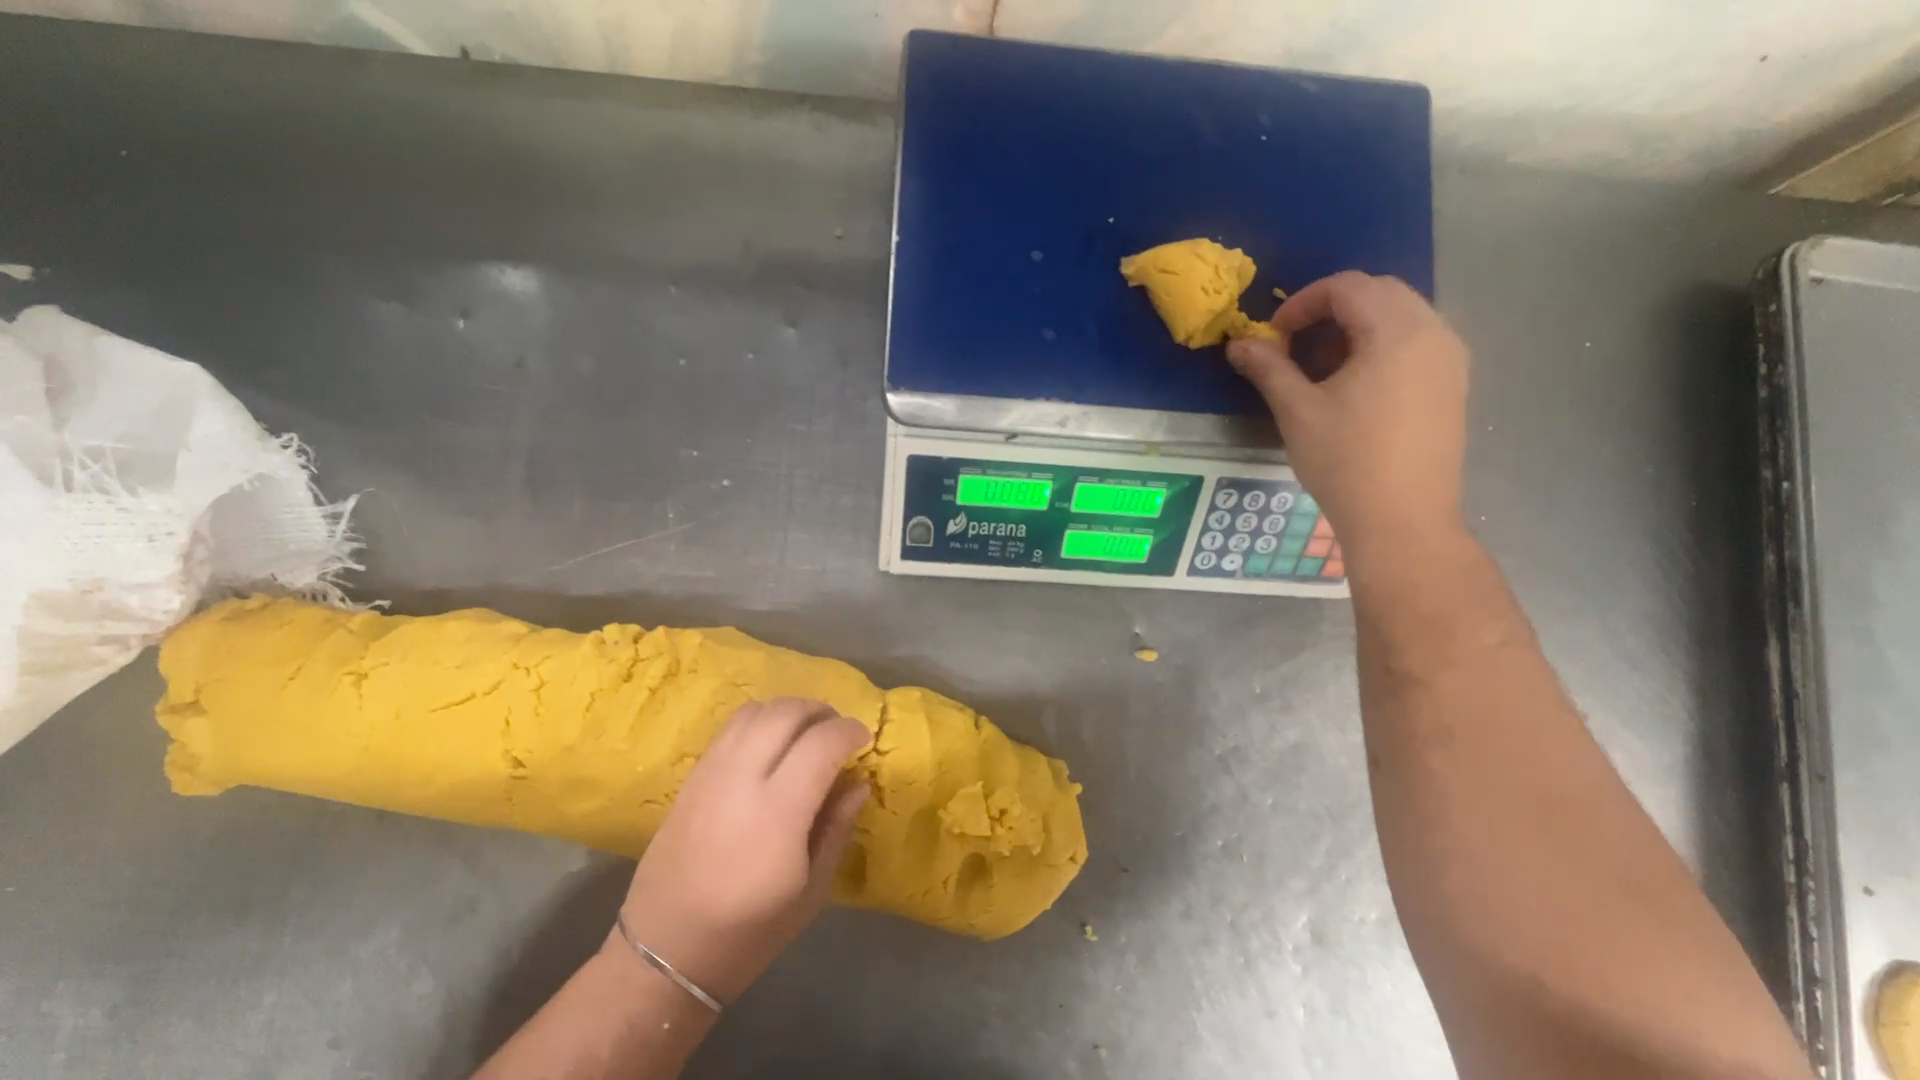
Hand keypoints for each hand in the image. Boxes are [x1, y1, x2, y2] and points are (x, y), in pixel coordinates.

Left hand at [609, 698, 869, 1003]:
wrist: (666, 951)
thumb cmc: (750, 932)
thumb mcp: (811, 890)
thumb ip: (836, 827)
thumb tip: (859, 782)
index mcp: (778, 811)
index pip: (822, 742)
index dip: (850, 732)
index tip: (865, 740)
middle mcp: (741, 779)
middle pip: (786, 713)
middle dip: (821, 713)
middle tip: (838, 734)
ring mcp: (710, 773)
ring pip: (755, 711)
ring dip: (788, 712)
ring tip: (806, 735)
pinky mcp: (690, 778)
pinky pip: (730, 728)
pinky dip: (759, 722)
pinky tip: (771, 747)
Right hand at [1226, 271, 1469, 561]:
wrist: (1403, 520)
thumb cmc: (1346, 462)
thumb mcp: (1298, 411)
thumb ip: (1269, 368)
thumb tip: (1238, 345)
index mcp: (1396, 332)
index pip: (1348, 287)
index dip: (1304, 302)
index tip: (1275, 334)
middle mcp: (1433, 333)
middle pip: (1380, 293)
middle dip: (1333, 308)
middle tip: (1297, 343)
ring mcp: (1450, 360)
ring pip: (1402, 316)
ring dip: (1359, 326)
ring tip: (1324, 366)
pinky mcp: (1453, 385)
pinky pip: (1418, 343)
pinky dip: (1383, 346)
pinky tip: (1357, 385)